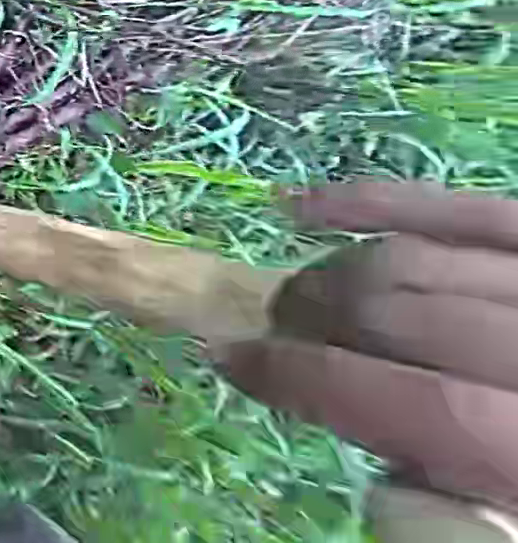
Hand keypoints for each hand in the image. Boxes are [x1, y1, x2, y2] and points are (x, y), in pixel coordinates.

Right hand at [220, 179, 517, 513]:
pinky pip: (471, 208)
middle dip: (307, 320)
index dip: (305, 382)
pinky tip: (300, 207)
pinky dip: (376, 202)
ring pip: (417, 262)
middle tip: (270, 331)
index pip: (419, 406)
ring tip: (301, 295)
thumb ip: (481, 536)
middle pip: (398, 318)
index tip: (231, 365)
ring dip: (332, 274)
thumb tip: (384, 491)